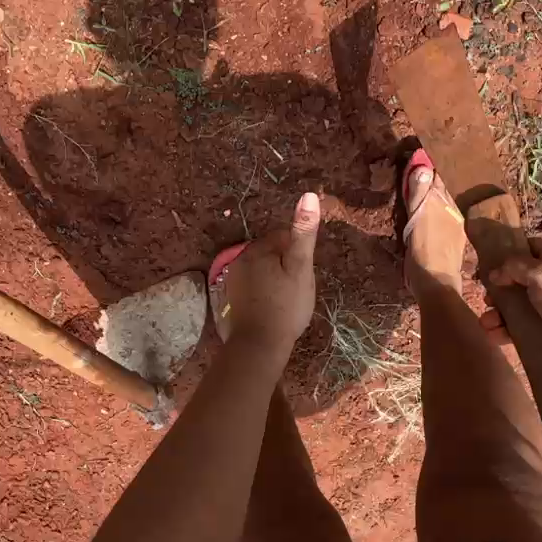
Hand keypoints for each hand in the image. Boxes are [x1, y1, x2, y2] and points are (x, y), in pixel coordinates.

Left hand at [218, 192, 320, 356]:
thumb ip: (304, 233)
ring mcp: (234, 279)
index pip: (284, 236)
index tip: (304, 273)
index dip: (298, 253)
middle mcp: (240, 259)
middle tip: (298, 287)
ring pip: (263, 269)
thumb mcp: (300, 268)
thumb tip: (308, 195)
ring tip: (288, 298)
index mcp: (257, 249)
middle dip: (286, 265)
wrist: (258, 346)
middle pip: (272, 252)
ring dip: (276, 278)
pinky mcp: (233, 297)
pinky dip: (266, 291)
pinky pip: (255, 285)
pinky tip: (274, 306)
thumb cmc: (285, 306)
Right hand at [489, 237, 541, 363]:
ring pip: (519, 306)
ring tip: (486, 322)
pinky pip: (524, 328)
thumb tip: (495, 273)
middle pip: (521, 279)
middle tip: (487, 297)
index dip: (512, 248)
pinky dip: (507, 330)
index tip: (490, 257)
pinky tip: (493, 334)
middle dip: (500, 288)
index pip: (533, 246)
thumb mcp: (541, 274)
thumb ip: (515, 267)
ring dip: (500, 313)